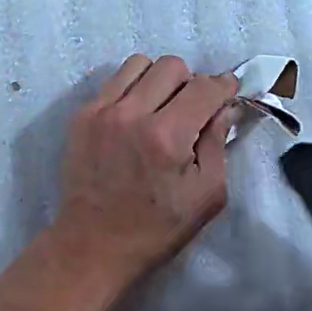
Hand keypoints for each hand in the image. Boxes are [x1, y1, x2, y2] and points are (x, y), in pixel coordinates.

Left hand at [49, 54, 239, 288]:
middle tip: (192, 109)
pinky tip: (136, 116)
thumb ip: (219, 143)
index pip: (204, 87)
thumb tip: (226, 107)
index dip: (223, 85)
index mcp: (167, 137)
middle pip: (172, 66)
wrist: (93, 246)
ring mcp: (102, 111)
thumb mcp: (207, 194)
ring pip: (141, 64)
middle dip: (191, 82)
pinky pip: (115, 80)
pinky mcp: (82, 115)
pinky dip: (133, 89)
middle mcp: (132, 115)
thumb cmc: (157, 227)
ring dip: (159, 80)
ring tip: (161, 107)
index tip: (229, 90)